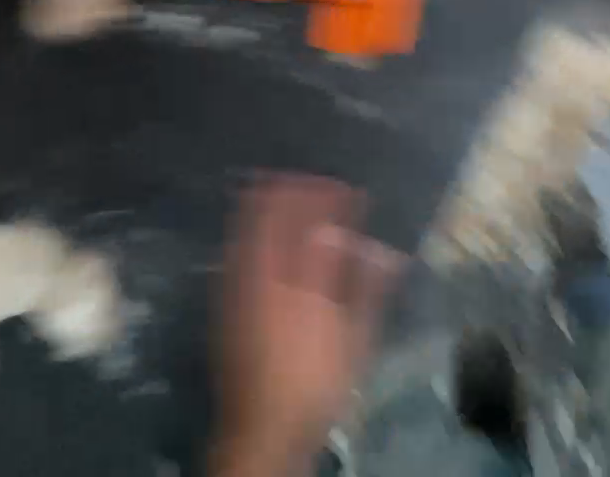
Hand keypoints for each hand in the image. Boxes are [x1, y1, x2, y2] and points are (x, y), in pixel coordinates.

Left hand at [214, 174, 403, 476]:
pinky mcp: (226, 303)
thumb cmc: (317, 384)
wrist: (263, 430)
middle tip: (315, 179)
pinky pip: (235, 249)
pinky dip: (247, 225)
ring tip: (282, 185)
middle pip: (275, 218)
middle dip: (295, 191)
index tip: (350, 188)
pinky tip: (255, 224)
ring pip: (249, 228)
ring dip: (267, 201)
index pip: (317, 225)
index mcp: (303, 284)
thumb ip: (367, 288)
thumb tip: (383, 249)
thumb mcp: (355, 339)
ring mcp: (240, 289)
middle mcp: (267, 278)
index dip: (333, 199)